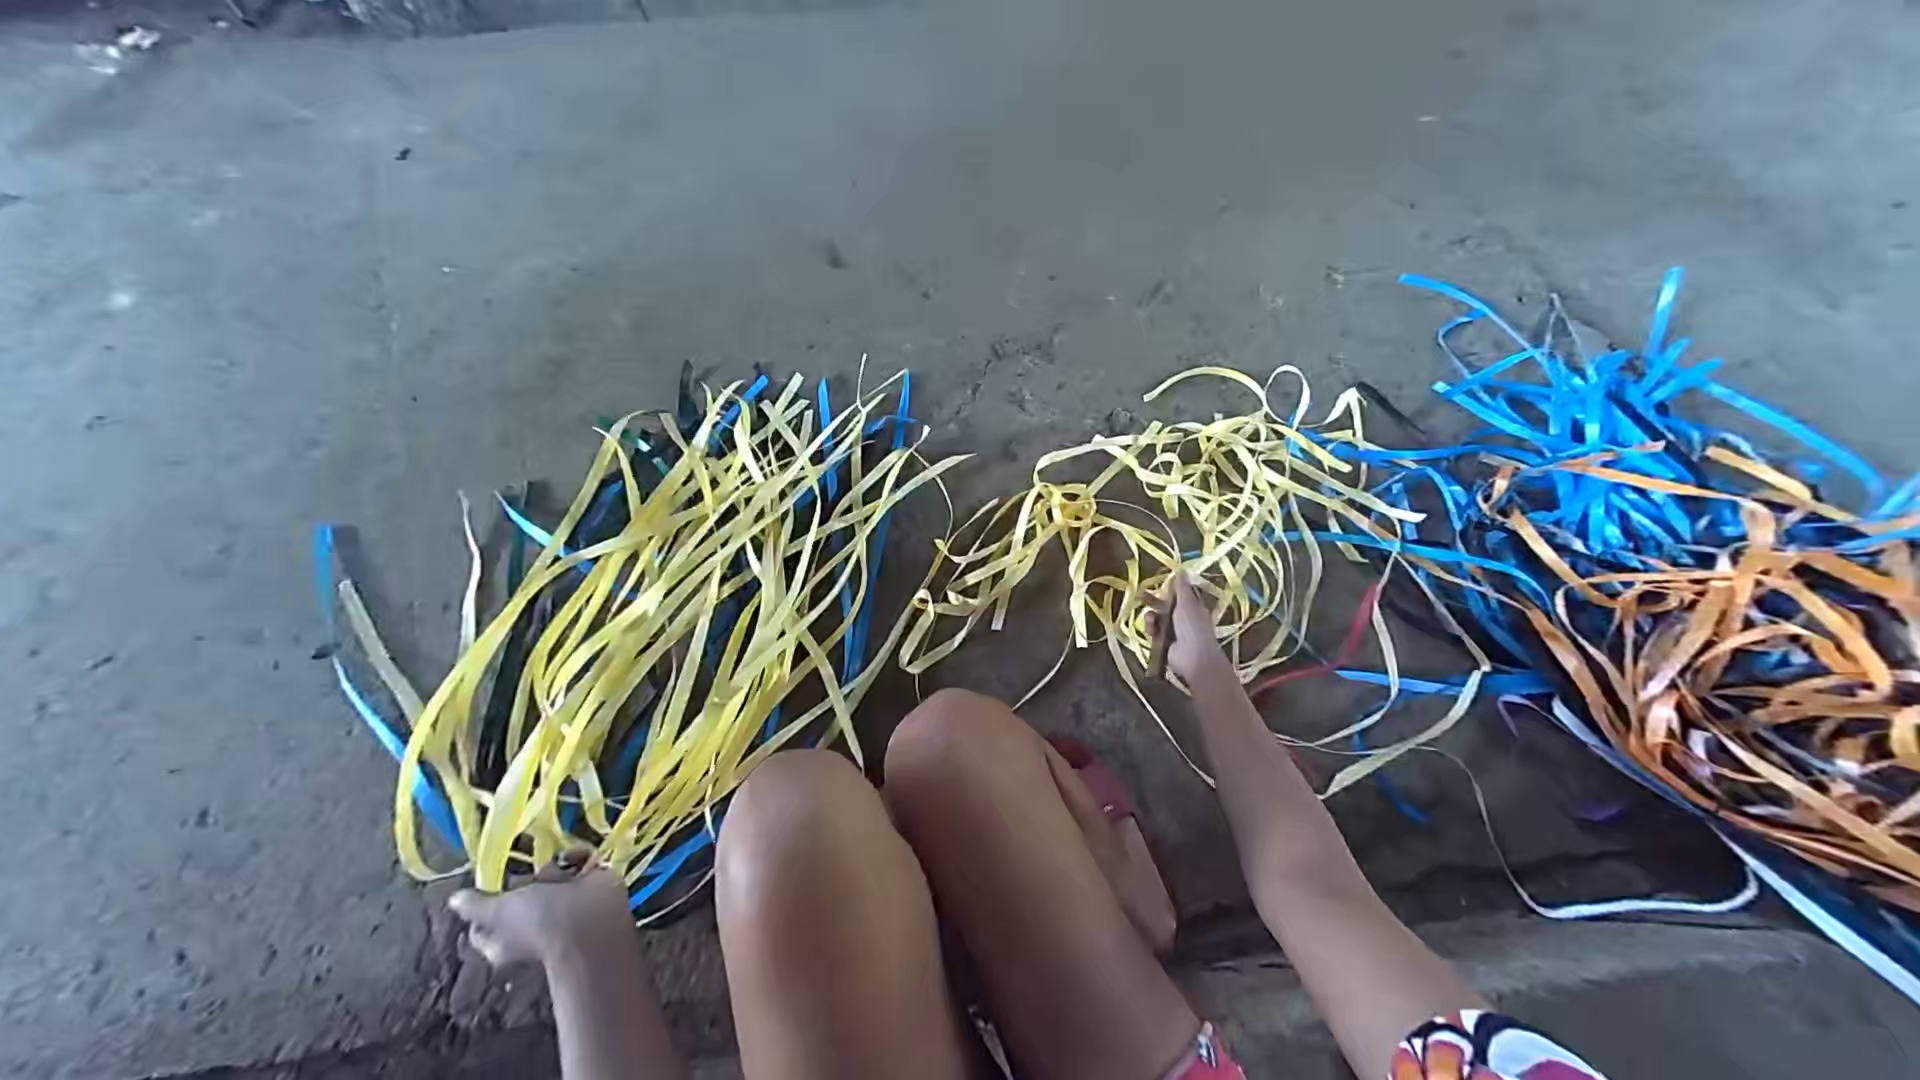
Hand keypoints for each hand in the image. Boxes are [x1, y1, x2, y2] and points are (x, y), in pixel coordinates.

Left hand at [448, 848, 632, 968]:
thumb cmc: (539, 920)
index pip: (486, 920)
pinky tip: (580, 862)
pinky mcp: (588, 881)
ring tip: (561, 872)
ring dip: (553, 869)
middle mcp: (532, 920)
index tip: (488, 886)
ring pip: (548, 872)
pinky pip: (577, 860)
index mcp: (505, 936)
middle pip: (519, 889)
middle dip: (524, 880)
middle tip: (529, 881)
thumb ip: (476, 905)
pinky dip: (579, 857)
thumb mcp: (498, 912)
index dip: (486, 903)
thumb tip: (452, 901)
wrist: (591, 916)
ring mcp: (561, 900)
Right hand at [1147, 572, 1231, 686]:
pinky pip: (1154, 632)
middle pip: (1165, 606)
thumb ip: (1181, 587)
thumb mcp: (1187, 603)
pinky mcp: (1164, 643)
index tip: (1158, 584)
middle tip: (1140, 595)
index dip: (1169, 589)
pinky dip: (1151, 630)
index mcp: (1193, 607)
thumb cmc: (1192, 627)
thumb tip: (1181, 569)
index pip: (1179, 595)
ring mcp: (1174, 632)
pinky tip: (1151, 631)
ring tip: (1151, 620)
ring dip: (1151, 617)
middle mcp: (1184, 619)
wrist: (1192, 657)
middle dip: (1153, 601)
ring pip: (1157, 619)